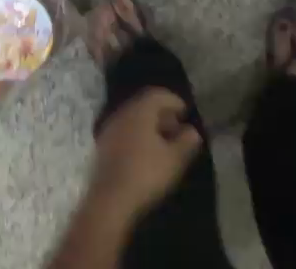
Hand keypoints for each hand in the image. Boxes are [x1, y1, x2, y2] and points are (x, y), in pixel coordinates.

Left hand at [85, 88, 203, 220]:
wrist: (108, 202)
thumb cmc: (145, 175)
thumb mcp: (174, 159)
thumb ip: (187, 141)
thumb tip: (192, 131)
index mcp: (139, 111)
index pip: (158, 94)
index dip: (174, 100)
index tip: (185, 113)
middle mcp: (122, 114)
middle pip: (144, 105)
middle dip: (163, 114)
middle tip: (177, 129)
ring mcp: (109, 130)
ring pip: (133, 119)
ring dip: (149, 126)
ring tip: (163, 144)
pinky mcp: (102, 147)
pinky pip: (124, 132)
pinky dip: (137, 136)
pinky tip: (145, 155)